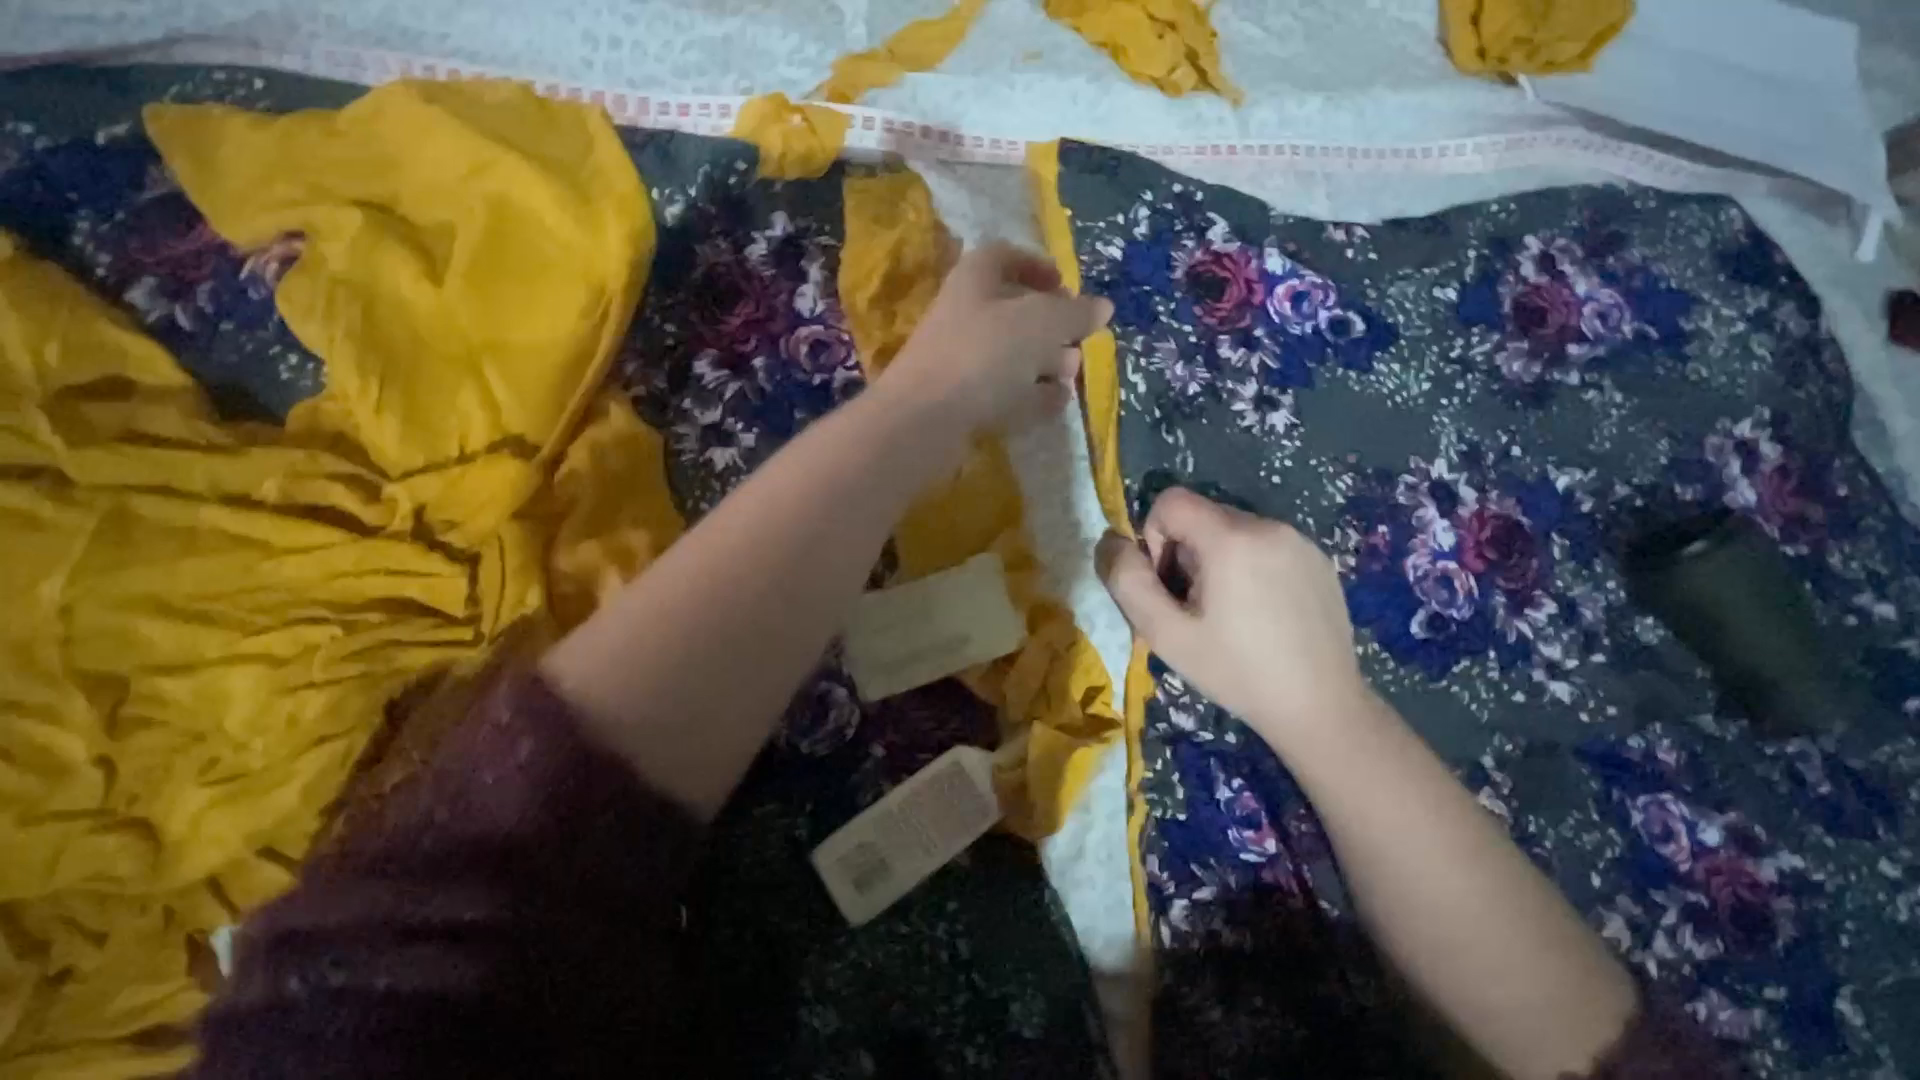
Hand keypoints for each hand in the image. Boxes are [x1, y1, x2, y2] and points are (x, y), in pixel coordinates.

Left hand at [883, 241, 1111, 433]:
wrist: (924, 420)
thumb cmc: (984, 353)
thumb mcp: (1040, 323)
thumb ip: (1074, 313)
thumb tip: (1103, 307)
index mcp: (974, 279)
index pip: (1003, 256)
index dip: (1035, 265)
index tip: (1064, 285)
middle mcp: (963, 314)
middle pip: (1010, 311)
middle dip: (1049, 324)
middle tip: (1077, 339)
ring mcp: (958, 361)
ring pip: (1007, 354)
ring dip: (1043, 362)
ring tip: (1071, 374)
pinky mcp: (958, 402)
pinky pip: (1001, 392)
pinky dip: (1028, 395)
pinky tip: (1054, 404)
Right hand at [1097, 487, 1370, 743]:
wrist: (1320, 707)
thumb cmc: (1236, 672)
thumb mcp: (1166, 634)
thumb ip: (1128, 582)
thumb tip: (1111, 542)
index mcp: (1231, 538)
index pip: (1171, 501)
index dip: (1154, 537)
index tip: (1169, 585)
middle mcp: (1269, 526)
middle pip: (1203, 517)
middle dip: (1186, 553)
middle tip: (1197, 609)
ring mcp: (1301, 541)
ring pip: (1235, 531)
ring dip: (1218, 561)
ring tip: (1231, 615)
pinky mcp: (1320, 560)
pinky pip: (1267, 546)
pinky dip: (1252, 568)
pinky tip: (1263, 616)